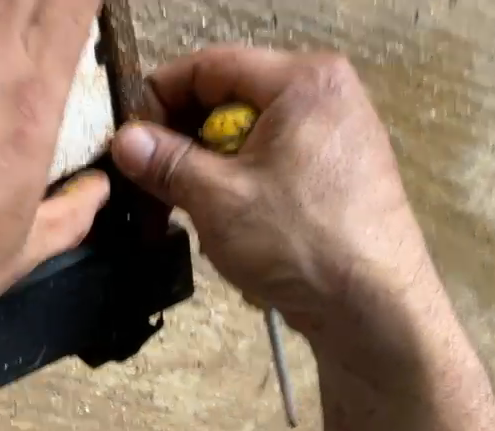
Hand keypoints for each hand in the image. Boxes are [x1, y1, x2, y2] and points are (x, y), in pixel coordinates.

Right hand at [109, 47, 435, 336]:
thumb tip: (125, 140)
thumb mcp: (217, 199)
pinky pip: (267, 162)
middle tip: (149, 185)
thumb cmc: (298, 241)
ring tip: (185, 212)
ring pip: (245, 136)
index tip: (127, 142)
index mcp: (301, 81)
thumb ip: (167, 163)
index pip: (209, 66)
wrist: (370, 301)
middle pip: (228, 99)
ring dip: (205, 170)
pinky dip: (236, 186)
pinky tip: (224, 224)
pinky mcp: (332, 171)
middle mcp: (323, 93)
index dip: (158, 98)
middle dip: (182, 142)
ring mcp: (332, 133)